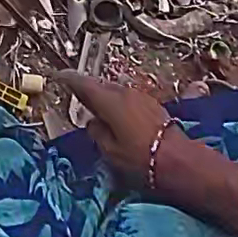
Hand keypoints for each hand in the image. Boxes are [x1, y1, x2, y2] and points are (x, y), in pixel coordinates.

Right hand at [55, 71, 194, 189]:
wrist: (179, 159)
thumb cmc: (140, 157)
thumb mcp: (110, 151)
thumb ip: (97, 133)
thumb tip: (93, 122)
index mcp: (109, 101)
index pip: (84, 85)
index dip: (70, 80)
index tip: (59, 76)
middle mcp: (124, 93)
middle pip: (100, 85)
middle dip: (88, 88)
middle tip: (76, 94)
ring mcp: (139, 96)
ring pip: (115, 91)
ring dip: (104, 96)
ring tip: (96, 107)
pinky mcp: (151, 104)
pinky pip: (127, 98)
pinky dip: (117, 102)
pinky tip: (117, 115)